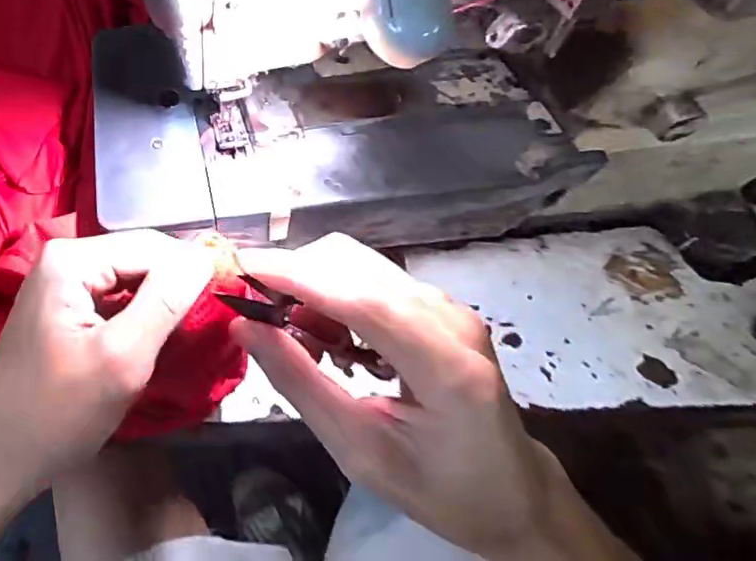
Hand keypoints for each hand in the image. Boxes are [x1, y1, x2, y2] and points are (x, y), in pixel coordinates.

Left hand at [0, 229, 217, 491]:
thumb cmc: (58, 413)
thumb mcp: (122, 359)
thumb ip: (164, 302)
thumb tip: (204, 256)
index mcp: (70, 258)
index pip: (149, 245)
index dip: (191, 269)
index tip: (229, 299)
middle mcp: (62, 256)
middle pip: (138, 257)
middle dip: (174, 285)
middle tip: (213, 320)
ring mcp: (59, 280)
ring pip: (128, 277)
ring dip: (159, 300)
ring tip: (193, 329)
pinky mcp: (62, 305)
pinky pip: (112, 295)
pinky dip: (138, 312)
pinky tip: (158, 334)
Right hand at [232, 235, 633, 560]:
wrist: (517, 495)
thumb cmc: (442, 488)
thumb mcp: (361, 451)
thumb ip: (299, 382)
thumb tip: (241, 326)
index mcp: (447, 367)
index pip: (361, 299)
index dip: (295, 277)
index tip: (239, 270)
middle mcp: (449, 318)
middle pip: (350, 265)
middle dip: (290, 274)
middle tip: (253, 311)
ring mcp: (445, 303)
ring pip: (352, 259)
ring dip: (306, 280)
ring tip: (291, 329)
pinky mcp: (433, 300)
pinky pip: (364, 271)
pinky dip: (326, 287)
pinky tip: (324, 330)